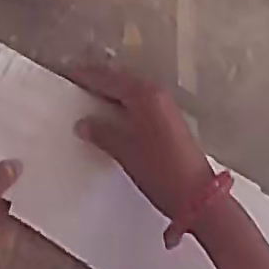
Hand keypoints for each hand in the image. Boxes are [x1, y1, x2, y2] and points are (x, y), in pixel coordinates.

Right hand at [71, 66, 213, 218]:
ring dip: (112, 90)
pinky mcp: (169, 116)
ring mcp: (164, 103)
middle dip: (100, 79)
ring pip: (131, 89)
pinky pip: (140, 99)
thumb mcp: (125, 152)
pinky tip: (114, 110)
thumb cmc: (159, 170)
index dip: (88, 75)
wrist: (198, 196)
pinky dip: (124, 100)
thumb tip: (82, 123)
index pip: (109, 78)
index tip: (70, 72)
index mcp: (142, 94)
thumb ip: (102, 133)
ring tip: (91, 94)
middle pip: (121, 79)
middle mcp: (155, 92)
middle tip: (78, 80)